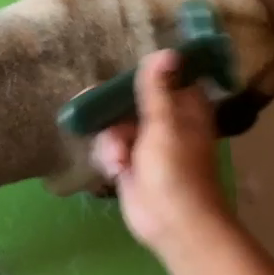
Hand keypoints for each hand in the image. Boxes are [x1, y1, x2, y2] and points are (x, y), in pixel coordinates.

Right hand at [92, 50, 232, 252]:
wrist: (171, 222)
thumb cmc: (174, 170)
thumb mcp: (163, 124)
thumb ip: (157, 89)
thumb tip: (167, 51)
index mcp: (185, 110)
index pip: (164, 79)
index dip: (143, 74)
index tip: (120, 74)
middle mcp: (167, 123)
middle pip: (132, 102)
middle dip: (112, 110)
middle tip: (88, 103)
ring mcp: (147, 145)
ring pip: (116, 126)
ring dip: (111, 141)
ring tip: (118, 159)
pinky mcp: (131, 165)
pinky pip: (111, 149)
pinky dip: (110, 157)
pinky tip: (114, 170)